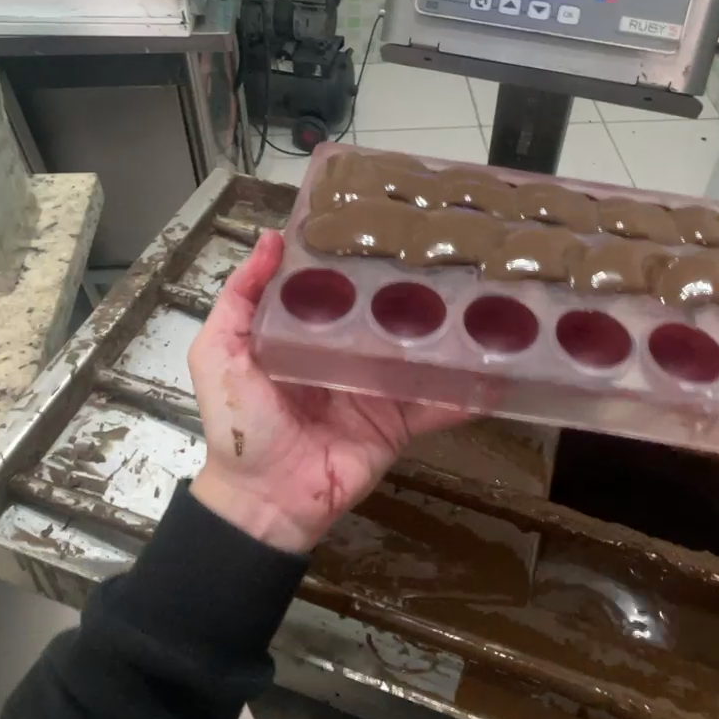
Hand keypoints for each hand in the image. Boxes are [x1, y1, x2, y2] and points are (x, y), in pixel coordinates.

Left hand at [186, 230, 470, 552]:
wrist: (265, 499)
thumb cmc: (239, 423)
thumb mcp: (220, 352)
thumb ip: (240, 297)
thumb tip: (271, 238)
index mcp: (307, 331)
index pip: (340, 285)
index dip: (359, 257)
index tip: (388, 219)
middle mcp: (347, 351)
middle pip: (386, 313)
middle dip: (414, 286)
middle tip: (452, 250)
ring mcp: (378, 387)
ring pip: (418, 352)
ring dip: (448, 331)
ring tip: (487, 296)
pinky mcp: (400, 422)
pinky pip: (437, 404)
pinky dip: (467, 391)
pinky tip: (498, 368)